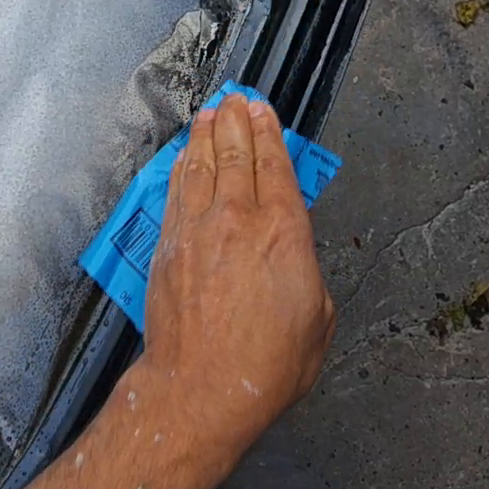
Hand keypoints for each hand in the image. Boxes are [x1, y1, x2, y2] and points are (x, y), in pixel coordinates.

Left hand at [138, 93, 335, 462]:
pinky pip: (176, 190)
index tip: (263, 110)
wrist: (201, 389)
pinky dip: (182, 166)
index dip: (268, 132)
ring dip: (205, 134)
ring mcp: (198, 228)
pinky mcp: (169, 244)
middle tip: (235, 98)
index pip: (274, 164)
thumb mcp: (319, 317)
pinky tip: (185, 154)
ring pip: (201, 164)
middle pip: (235, 153)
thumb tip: (290, 250)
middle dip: (236, 120)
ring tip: (210, 112)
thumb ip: (305, 268)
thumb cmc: (266, 364)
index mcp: (283, 232)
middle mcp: (238, 218)